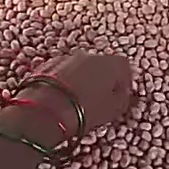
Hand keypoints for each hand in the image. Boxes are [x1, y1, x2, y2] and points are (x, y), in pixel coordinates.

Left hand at [18, 52, 132, 140]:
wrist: (44, 112)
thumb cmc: (83, 112)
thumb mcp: (113, 111)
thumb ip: (122, 99)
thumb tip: (122, 94)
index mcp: (109, 64)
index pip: (124, 66)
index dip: (124, 81)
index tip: (121, 95)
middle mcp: (87, 56)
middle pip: (100, 65)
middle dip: (101, 80)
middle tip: (99, 101)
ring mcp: (65, 59)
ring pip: (79, 68)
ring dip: (81, 80)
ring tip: (77, 103)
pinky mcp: (45, 66)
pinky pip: (61, 73)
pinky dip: (63, 83)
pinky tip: (61, 100)